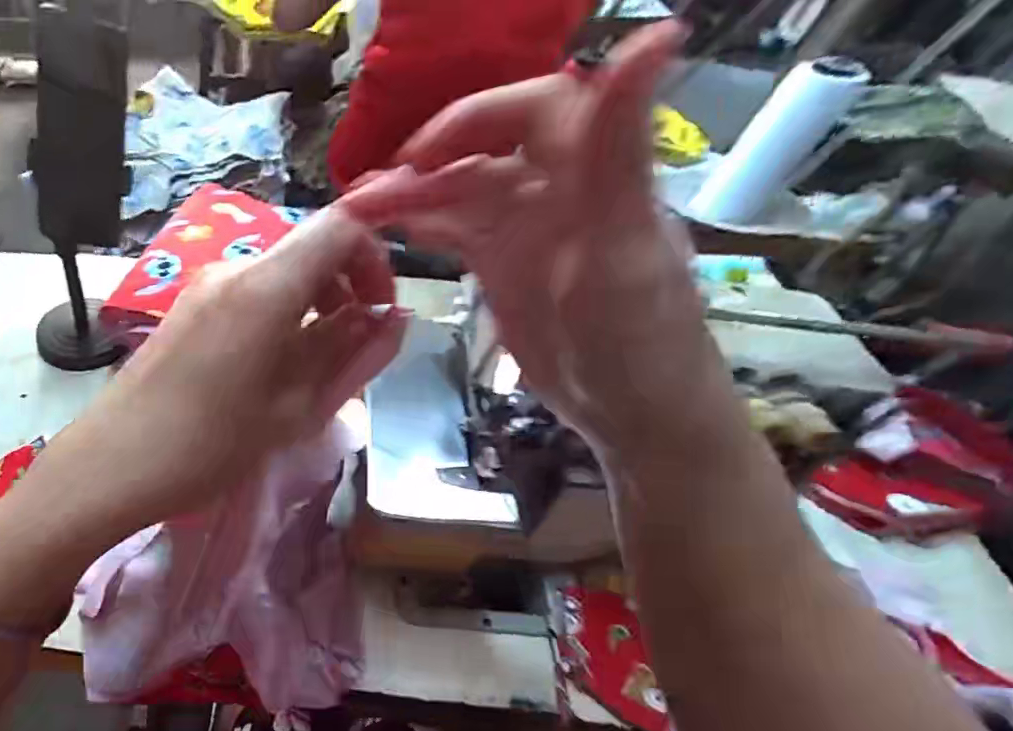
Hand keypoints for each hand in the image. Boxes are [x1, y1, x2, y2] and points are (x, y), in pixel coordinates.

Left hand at [32, 206, 402, 541]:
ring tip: (318, 369)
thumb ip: (349, 359)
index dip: (378, 257)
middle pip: (310, 249)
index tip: (384, 312)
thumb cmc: (206, 448)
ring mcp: (203, 289)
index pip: (341, 227)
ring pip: (280, 276)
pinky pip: (249, 297)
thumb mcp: (291, 411)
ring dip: (315, 307)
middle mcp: (233, 271)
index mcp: (265, 288)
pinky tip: (274, 371)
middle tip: (357, 349)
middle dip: (348, 287)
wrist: (110, 467)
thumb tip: (391, 322)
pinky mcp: (186, 312)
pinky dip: (280, 319)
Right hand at [340, 21, 734, 463]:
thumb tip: (656, 33)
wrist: (632, 410)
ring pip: (460, 196)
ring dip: (412, 201)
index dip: (471, 120)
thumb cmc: (638, 337)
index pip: (530, 111)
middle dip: (421, 170)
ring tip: (356, 215)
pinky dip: (423, 228)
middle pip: (479, 155)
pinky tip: (388, 233)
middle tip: (361, 200)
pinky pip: (457, 233)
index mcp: (591, 171)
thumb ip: (621, 151)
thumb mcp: (624, 249)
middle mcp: (555, 190)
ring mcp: (526, 230)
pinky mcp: (504, 268)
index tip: (416, 158)